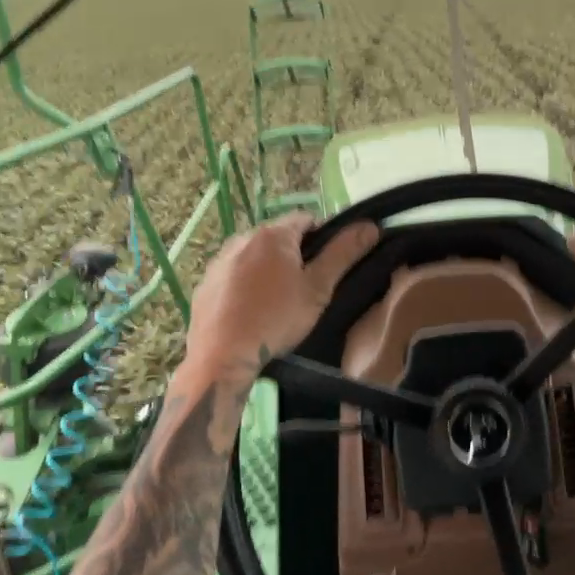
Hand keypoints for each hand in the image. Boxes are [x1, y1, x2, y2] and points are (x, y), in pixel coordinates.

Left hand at [183, 213, 378, 374]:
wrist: (221, 356)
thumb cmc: (276, 318)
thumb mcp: (317, 289)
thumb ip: (343, 254)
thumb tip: (370, 226)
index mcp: (273, 235)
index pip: (306, 219)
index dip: (323, 236)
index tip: (328, 264)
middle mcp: (242, 238)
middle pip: (278, 237)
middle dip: (294, 254)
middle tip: (306, 287)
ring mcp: (219, 260)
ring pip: (254, 255)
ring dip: (268, 268)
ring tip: (277, 302)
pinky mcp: (204, 283)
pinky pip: (233, 274)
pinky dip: (245, 284)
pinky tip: (251, 311)